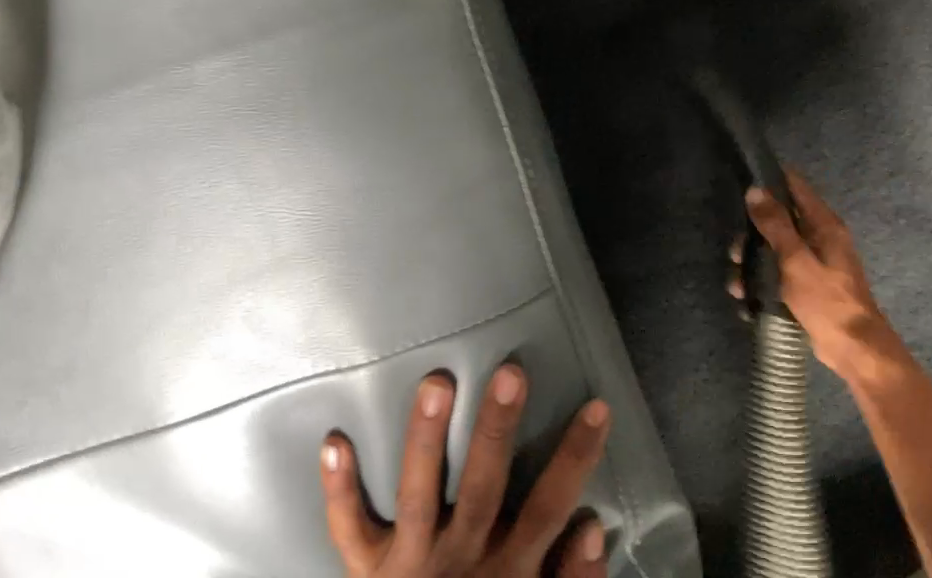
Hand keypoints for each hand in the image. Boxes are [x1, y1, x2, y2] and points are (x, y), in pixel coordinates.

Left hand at [321, 365, 611, 577]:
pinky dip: (339, 489)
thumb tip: (591, 526)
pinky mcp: (366, 569)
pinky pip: (348, 529)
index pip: (550, 507)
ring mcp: (409, 562)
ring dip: (425, 441)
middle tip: (509, 372)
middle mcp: (460, 557)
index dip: (576, 459)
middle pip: (483, 488)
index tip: (597, 406)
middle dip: (497, 431)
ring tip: (436, 383)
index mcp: (508, 567)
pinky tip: (335, 440)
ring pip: (417, 496)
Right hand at [736, 170, 912, 383]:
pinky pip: (778, 273)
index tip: (741, 182)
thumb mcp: (796, 260)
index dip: (770, 180)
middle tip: (734, 250)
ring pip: (775, 249)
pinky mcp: (807, 286)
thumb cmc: (827, 301)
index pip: (796, 187)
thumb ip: (776, 225)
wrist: (854, 350)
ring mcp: (814, 263)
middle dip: (753, 232)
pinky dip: (761, 281)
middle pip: (780, 220)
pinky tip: (746, 297)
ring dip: (753, 262)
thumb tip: (754, 190)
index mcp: (825, 225)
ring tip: (736, 283)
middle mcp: (820, 238)